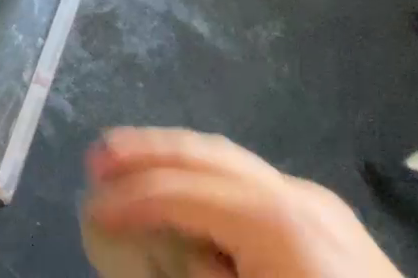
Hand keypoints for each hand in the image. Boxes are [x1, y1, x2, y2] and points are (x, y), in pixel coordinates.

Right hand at [84, 127, 402, 277]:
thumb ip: (198, 271)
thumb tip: (170, 249)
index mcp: (273, 220)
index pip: (177, 193)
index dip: (126, 199)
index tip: (89, 210)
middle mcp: (294, 194)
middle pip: (200, 154)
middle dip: (143, 151)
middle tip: (95, 160)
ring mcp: (317, 202)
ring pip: (225, 156)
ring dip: (171, 154)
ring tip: (127, 158)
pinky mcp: (329, 218)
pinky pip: (250, 179)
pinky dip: (206, 172)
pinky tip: (184, 185)